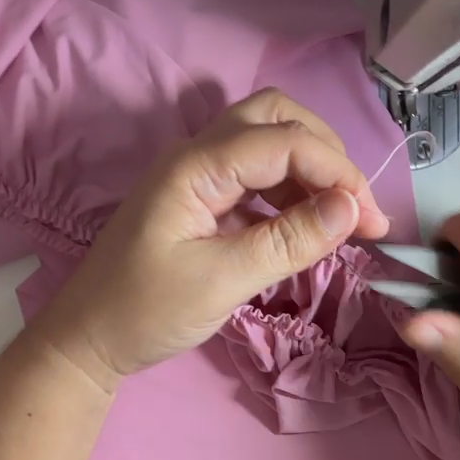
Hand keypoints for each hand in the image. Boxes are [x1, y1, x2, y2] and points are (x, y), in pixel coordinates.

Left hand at [31, 88, 389, 390]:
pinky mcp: (199, 203)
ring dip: (310, 172)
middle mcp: (196, 157)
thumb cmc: (145, 312)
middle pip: (276, 120)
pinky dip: (288, 194)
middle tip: (357, 208)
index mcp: (195, 166)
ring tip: (340, 221)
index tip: (371, 221)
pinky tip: (306, 227)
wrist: (87, 339)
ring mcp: (196, 178)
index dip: (338, 172)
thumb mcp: (221, 282)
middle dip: (326, 154)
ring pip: (266, 145)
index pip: (285, 141)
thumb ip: (287, 242)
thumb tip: (350, 209)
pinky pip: (254, 180)